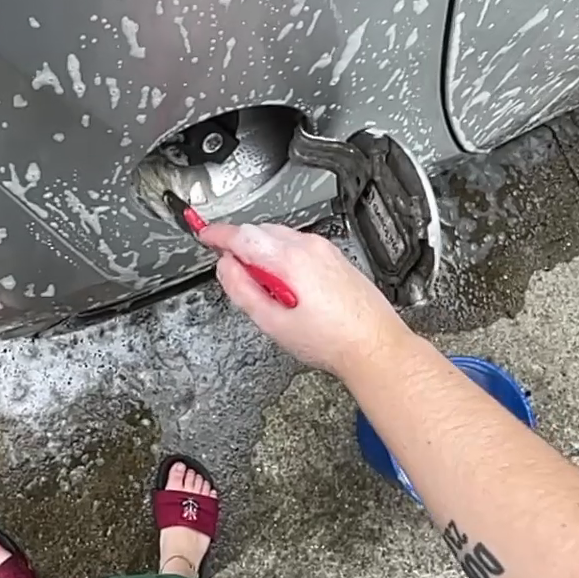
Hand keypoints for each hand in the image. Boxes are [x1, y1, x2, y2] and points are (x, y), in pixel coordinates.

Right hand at [198, 222, 415, 376]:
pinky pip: (297, 246)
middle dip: (240, 246)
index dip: (217, 234)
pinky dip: (281, 257)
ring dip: (261, 253)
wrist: (374, 346)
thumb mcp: (273, 323)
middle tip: (233, 273)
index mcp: (291, 260)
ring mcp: (325, 249)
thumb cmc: (332, 340)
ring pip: (279, 237)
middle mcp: (310, 247)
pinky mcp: (334, 257)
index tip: (204, 235)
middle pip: (260, 232)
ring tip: (266, 291)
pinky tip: (287, 288)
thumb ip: (243, 291)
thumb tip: (225, 268)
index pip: (243, 235)